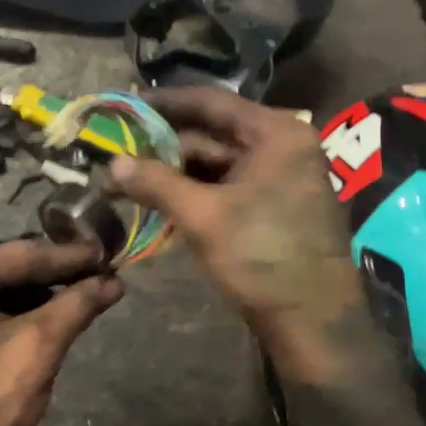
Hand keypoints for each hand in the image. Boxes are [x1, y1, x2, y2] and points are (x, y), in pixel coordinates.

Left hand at [0, 239, 120, 425]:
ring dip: (38, 294)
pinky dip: (17, 313)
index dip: (64, 257)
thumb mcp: (38, 347)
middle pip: (3, 272)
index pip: (15, 257)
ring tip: (83, 291)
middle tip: (98, 270)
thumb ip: (75, 306)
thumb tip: (114, 282)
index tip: (104, 253)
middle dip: (52, 274)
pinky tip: (52, 314)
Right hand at [109, 88, 358, 348]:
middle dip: (163, 143)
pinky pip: (224, 184)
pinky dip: (191, 188)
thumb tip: (111, 163)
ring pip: (214, 161)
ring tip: (128, 176)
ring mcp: (278, 177)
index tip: (126, 104)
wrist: (313, 323)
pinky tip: (156, 196)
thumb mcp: (202, 216)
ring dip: (173, 169)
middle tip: (118, 149)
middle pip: (211, 132)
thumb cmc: (263, 256)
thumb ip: (155, 182)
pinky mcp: (271, 205)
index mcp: (276, 135)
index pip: (211, 102)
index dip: (165, 102)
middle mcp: (281, 146)